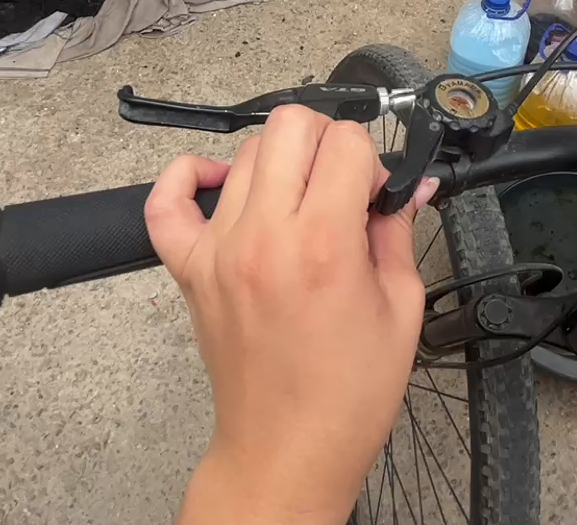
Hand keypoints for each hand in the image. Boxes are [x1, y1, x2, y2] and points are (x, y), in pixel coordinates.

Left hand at [146, 105, 434, 524]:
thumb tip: (411, 184)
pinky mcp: (191, 269)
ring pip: (246, 150)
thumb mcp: (402, 305)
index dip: (372, 157)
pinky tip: (225, 183)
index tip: (377, 188)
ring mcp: (219, 249)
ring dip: (284, 160)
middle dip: (328, 138)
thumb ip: (400, 228)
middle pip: (290, 124)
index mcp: (325, 244)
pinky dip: (189, 176)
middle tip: (343, 180)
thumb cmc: (349, 392)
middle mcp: (265, 235)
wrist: (288, 452)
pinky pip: (166, 202)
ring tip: (303, 198)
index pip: (347, 142)